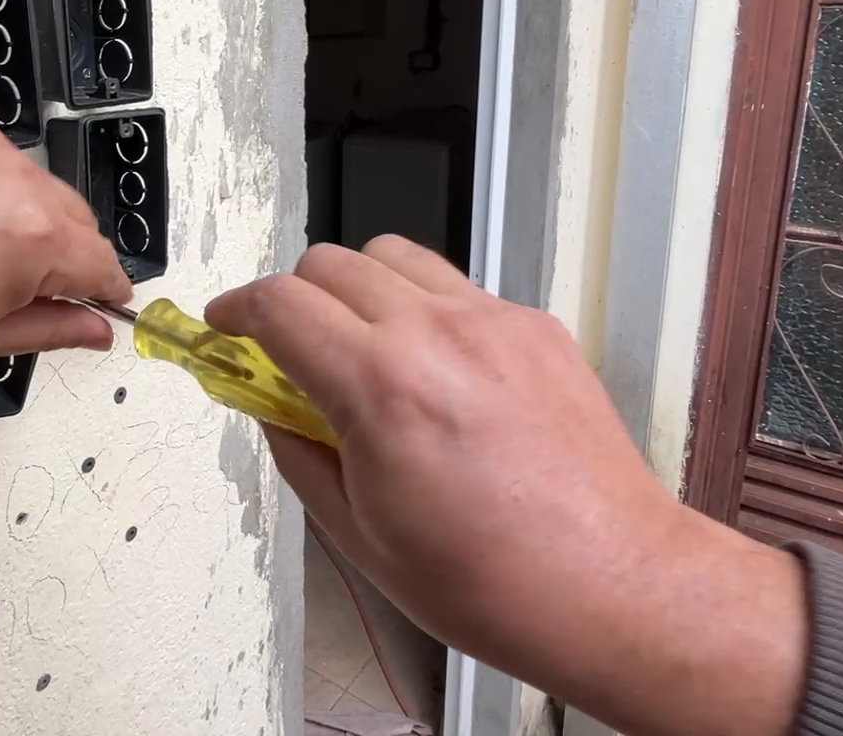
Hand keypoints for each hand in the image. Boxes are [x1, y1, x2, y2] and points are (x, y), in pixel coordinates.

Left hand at [0, 104, 132, 373]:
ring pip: (34, 184)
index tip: (103, 298)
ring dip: (21, 215)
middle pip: (76, 219)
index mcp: (34, 238)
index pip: (103, 263)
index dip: (106, 289)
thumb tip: (94, 328)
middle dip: (63, 255)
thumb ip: (53, 329)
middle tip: (19, 285)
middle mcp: (16, 178)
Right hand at [205, 237, 805, 735]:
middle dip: (291, 299)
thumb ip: (295, 449)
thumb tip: (268, 404)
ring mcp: (490, 319)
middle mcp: (435, 333)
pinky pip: (450, 283)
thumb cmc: (491, 581)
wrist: (617, 587)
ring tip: (363, 343)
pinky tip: (433, 362)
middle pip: (326, 262)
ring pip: (388, 253)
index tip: (225, 324)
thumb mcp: (357, 534)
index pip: (277, 305)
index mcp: (381, 387)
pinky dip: (417, 305)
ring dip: (354, 288)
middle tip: (293, 349)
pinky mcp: (531, 323)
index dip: (235, 310)